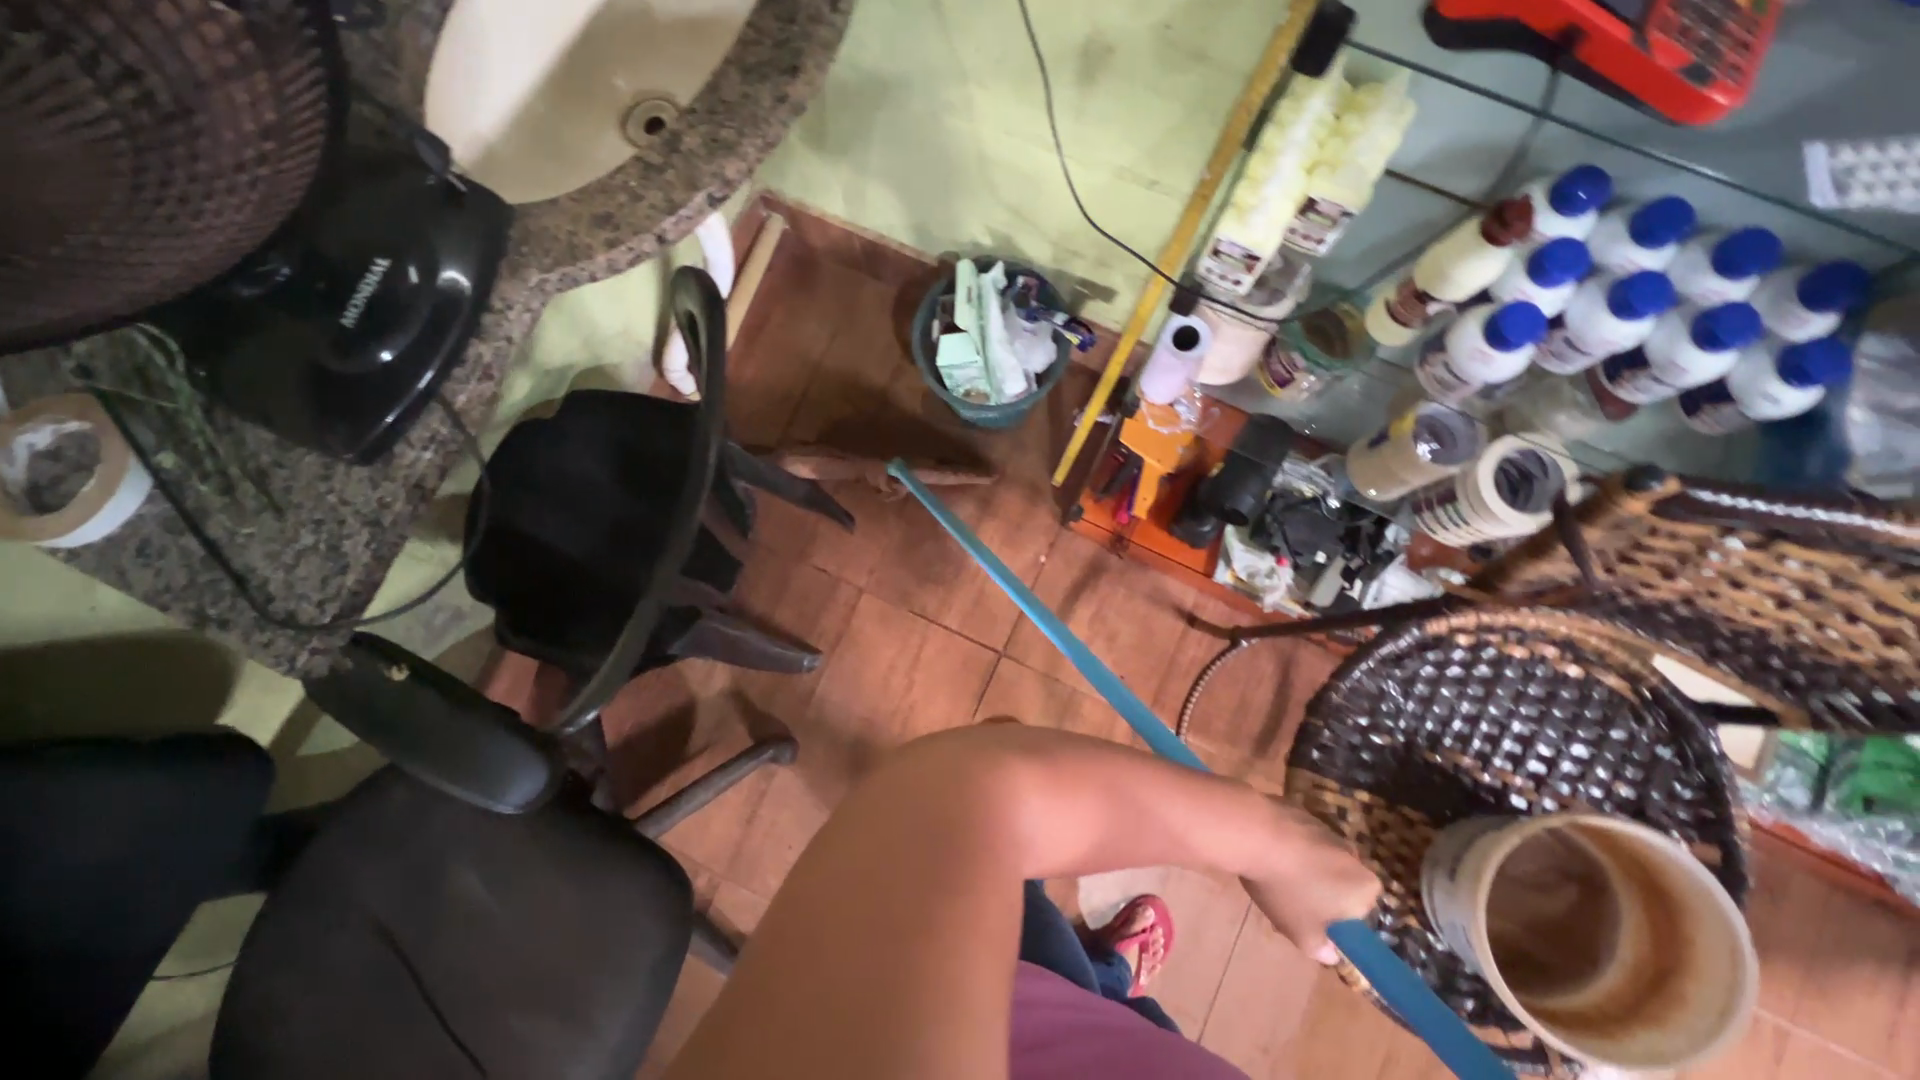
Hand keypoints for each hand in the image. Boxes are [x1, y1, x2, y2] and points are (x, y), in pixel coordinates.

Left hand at [1241, 800, 1382, 964]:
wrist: (1254, 833)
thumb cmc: (1287, 890)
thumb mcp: (1303, 934)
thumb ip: (1321, 949)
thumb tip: (1332, 955)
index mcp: (1366, 888)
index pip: (1358, 913)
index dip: (1333, 921)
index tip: (1308, 922)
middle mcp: (1354, 855)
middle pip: (1338, 883)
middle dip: (1316, 894)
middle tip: (1287, 902)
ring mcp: (1328, 829)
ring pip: (1319, 859)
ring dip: (1300, 869)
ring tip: (1271, 877)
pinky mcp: (1302, 811)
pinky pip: (1299, 838)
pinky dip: (1286, 845)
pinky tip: (1265, 852)